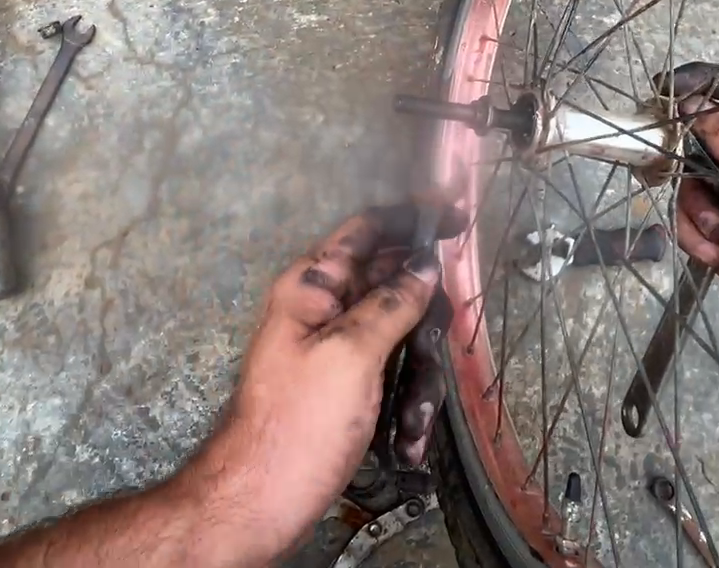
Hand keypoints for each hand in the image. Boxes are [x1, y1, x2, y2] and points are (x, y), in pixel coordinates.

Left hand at [179, 204, 455, 565]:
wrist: (261, 502)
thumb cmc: (300, 421)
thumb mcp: (351, 355)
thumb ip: (392, 302)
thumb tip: (426, 262)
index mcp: (315, 284)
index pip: (368, 229)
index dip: (412, 217)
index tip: (457, 216)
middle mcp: (328, 305)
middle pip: (396, 283)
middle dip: (424, 323)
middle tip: (433, 351)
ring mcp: (341, 344)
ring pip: (404, 333)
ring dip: (419, 378)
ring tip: (411, 422)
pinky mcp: (352, 381)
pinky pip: (396, 372)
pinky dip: (407, 403)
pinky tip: (406, 440)